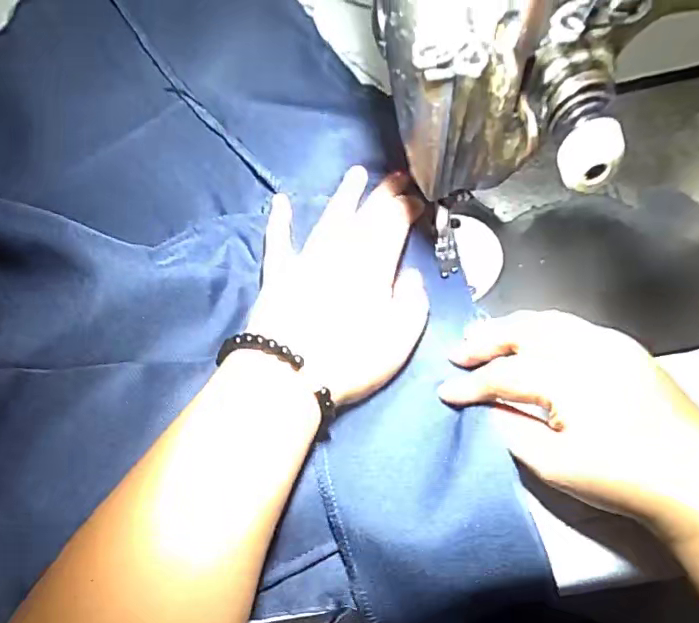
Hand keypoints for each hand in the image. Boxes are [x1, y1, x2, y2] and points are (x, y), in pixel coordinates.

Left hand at [242, 166, 429, 405]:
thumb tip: (411, 276)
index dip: (408, 205)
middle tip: (398, 175)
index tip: (420, 197)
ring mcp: (306, 259)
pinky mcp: (278, 274)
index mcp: (375, 263)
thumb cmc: (352, 359)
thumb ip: (413, 302)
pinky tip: (280, 202)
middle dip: (384, 192)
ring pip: (329, 217)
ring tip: (355, 174)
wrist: (290, 373)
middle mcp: (341, 250)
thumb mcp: (400, 338)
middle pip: (365, 213)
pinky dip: (280, 220)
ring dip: (344, 195)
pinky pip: (279, 240)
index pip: (394, 221)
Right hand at [438, 310, 698, 542]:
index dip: (471, 384)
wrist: (695, 476)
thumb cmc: (621, 477)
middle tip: (459, 351)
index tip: (444, 392)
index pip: (506, 373)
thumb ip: (512, 431)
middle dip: (489, 339)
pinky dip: (545, 331)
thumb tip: (486, 411)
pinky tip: (536, 345)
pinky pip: (576, 329)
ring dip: (517, 328)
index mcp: (568, 376)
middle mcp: (590, 347)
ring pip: (554, 322)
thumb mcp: (555, 464)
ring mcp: (615, 345)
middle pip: (528, 330)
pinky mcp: (631, 352)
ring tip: (489, 338)